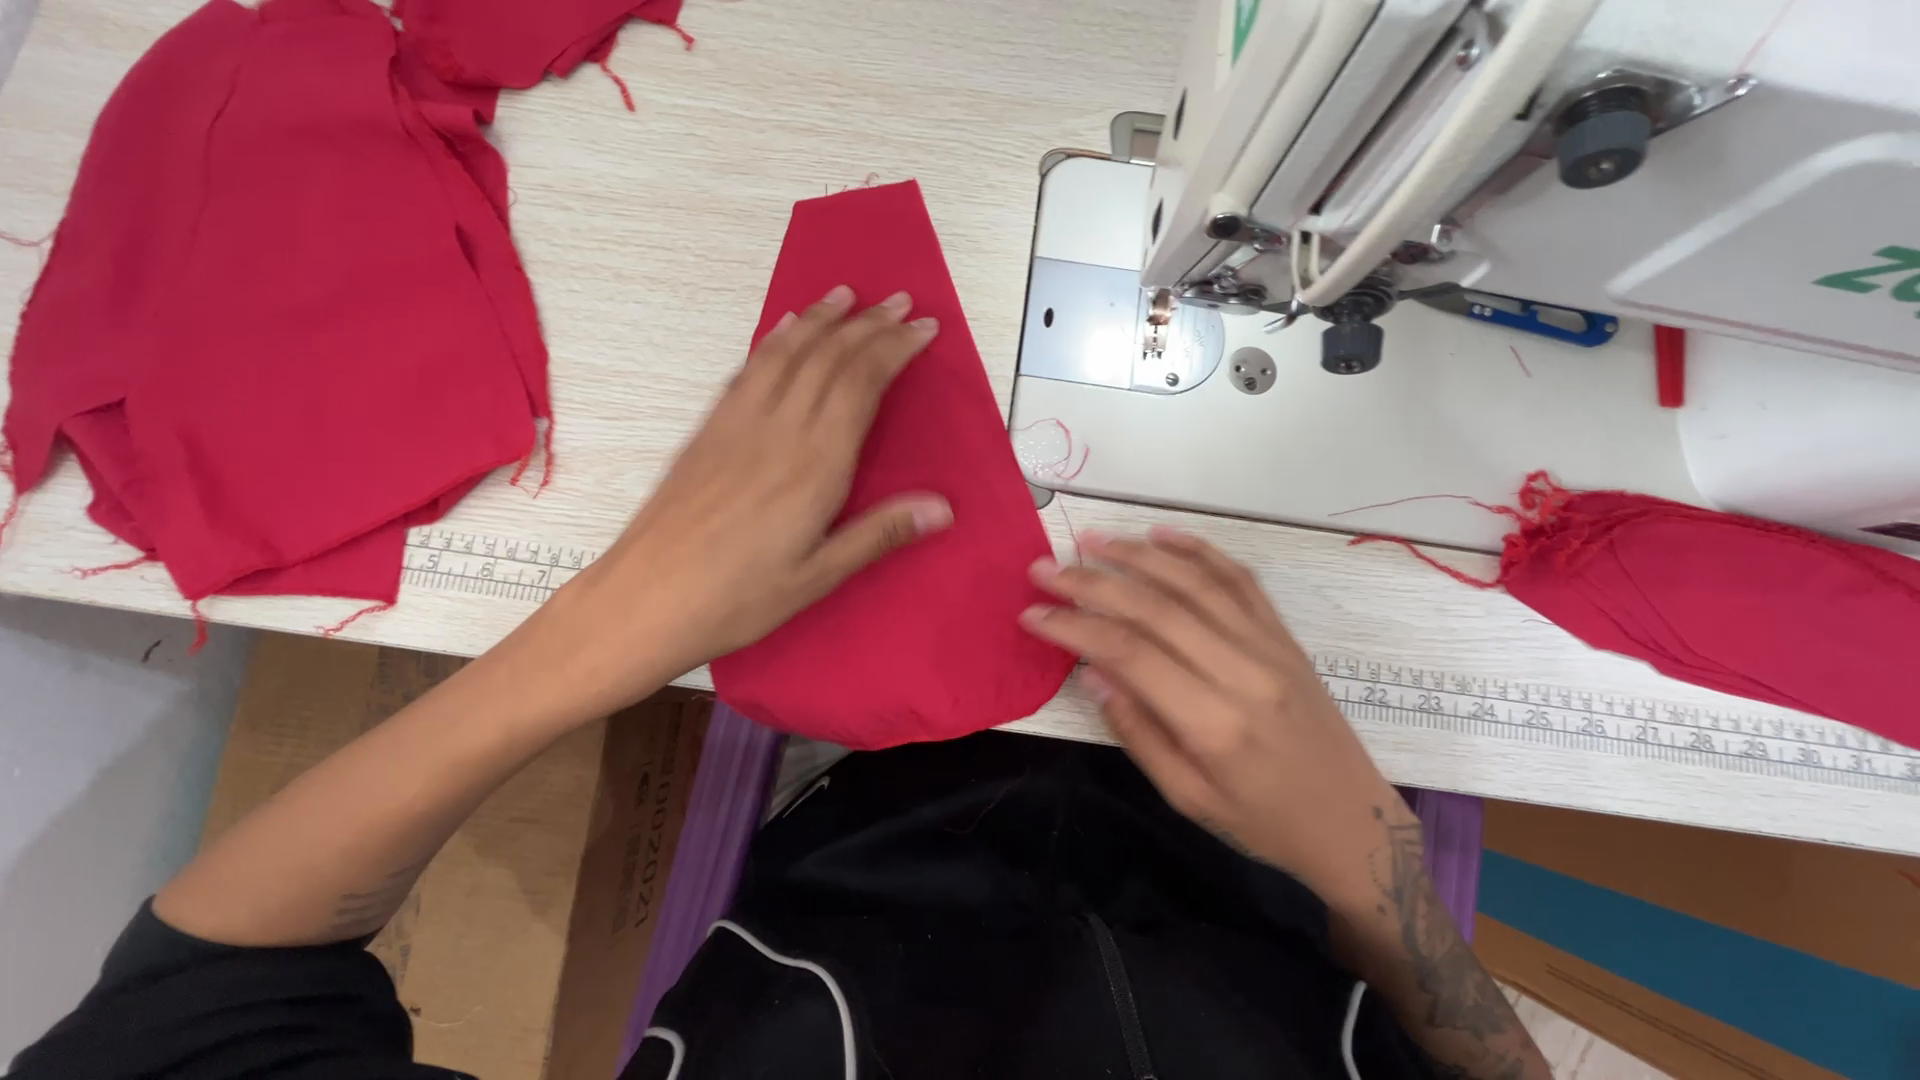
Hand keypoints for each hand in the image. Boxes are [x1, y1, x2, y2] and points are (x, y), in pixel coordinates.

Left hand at [528, 285, 947, 718]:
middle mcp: (778, 430)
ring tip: (845, 295)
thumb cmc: (738, 597)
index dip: (894, 349)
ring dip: (819, 319)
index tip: (922, 327)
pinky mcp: (708, 430)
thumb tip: (943, 508)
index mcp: (815, 464)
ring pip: (786, 352)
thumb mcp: (818, 577)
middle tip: (898, 301)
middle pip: (828, 358)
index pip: (862, 384)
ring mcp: (737, 424)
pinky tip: (783, 330)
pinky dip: (773, 340)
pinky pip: (747, 369)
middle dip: (868, 324)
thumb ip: (879, 534)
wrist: (644, 598)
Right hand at [1019, 527, 1399, 892]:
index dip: (1075, 627)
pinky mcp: (1284, 636)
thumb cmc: (1261, 821)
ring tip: (1090, 540)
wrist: (1350, 822)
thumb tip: (1091, 671)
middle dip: (1091, 582)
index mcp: (1213, 722)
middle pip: (1156, 608)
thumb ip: (1138, 733)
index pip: (1130, 653)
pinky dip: (1199, 550)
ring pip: (1194, 583)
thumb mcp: (1188, 799)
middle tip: (1043, 568)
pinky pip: (1239, 580)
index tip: (1032, 613)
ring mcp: (1269, 646)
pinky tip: (1161, 535)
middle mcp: (1243, 671)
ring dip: (1137, 555)